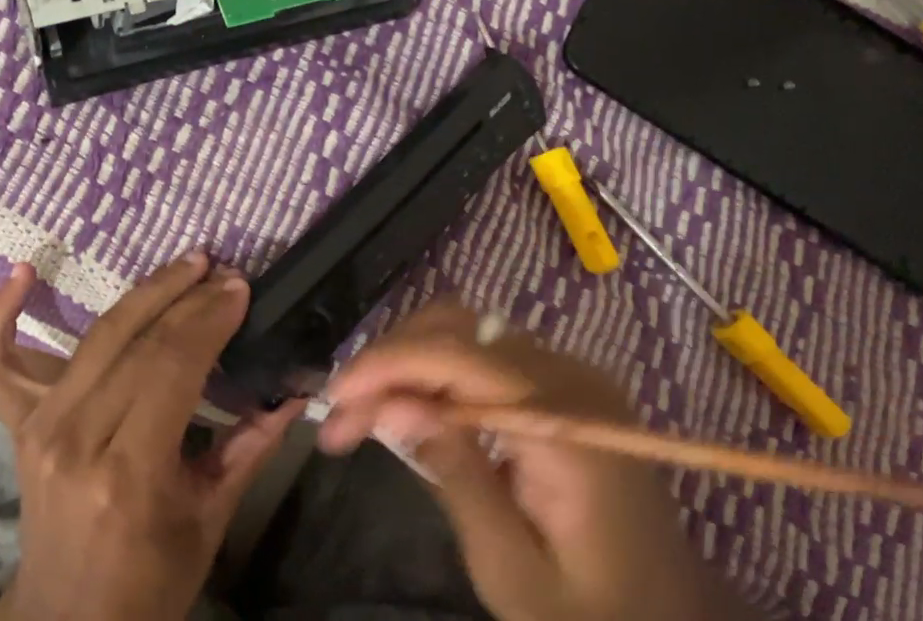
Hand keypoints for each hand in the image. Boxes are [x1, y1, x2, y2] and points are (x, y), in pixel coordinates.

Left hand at [0, 254, 304, 620]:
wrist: (71, 616)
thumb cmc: (149, 578)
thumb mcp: (209, 519)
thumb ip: (249, 448)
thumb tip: (295, 391)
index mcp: (128, 471)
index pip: (170, 367)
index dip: (207, 320)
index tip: (239, 289)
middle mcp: (75, 438)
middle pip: (133, 344)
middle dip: (184, 298)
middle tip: (219, 270)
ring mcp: (38, 427)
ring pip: (92, 339)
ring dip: (140, 294)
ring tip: (182, 266)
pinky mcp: (16, 425)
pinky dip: (2, 313)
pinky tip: (22, 270)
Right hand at [318, 303, 751, 620]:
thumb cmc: (589, 611)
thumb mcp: (512, 568)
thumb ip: (454, 475)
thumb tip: (390, 404)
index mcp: (566, 424)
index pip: (457, 356)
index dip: (385, 365)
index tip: (332, 399)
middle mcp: (572, 379)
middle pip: (456, 329)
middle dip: (388, 363)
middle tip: (342, 418)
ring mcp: (573, 376)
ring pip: (465, 331)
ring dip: (406, 361)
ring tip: (365, 413)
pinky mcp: (566, 387)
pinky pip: (485, 353)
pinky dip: (435, 370)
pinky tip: (410, 407)